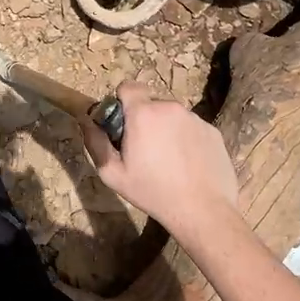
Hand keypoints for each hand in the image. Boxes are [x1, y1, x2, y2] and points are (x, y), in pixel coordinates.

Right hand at [83, 82, 239, 232]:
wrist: (204, 213)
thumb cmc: (153, 192)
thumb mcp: (112, 174)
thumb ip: (95, 142)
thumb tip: (86, 120)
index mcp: (143, 113)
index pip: (128, 87)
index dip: (122, 101)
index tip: (124, 124)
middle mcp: (170, 107)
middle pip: (151, 103)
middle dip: (145, 118)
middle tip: (145, 147)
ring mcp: (194, 119)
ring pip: (172, 115)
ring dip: (166, 128)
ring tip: (169, 159)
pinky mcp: (213, 131)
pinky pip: (192, 127)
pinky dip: (187, 139)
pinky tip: (188, 164)